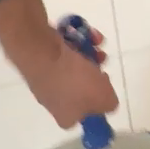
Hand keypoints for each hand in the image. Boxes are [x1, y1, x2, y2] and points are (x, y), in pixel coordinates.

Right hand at [0, 0, 119, 127]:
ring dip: (89, 50)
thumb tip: (106, 102)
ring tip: (93, 41)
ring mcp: (46, 77)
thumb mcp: (104, 98)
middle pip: (83, 85)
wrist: (39, 49)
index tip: (105, 86)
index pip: (85, 114)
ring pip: (76, 64)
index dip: (98, 100)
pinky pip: (64, 50)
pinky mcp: (40, 57)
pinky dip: (75, 41)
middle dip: (96, 67)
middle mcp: (53, 100)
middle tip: (101, 58)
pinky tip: (79, 33)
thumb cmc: (73, 79)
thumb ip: (110, 104)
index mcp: (66, 116)